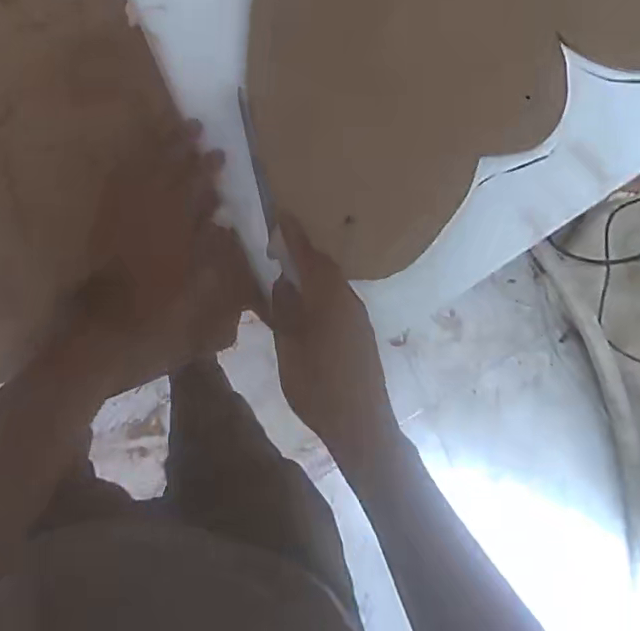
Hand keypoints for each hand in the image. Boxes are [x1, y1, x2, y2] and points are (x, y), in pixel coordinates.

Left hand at [62, 121, 249, 390]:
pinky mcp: (108, 214)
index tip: (219, 152)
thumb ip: (207, 242)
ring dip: (159, 147)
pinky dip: (133, 163)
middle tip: (195, 126)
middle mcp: (150, 208)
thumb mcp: (193, 274)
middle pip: (168, 167)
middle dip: (183, 145)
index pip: (195, 184)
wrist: (108, 315)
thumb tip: (220, 215)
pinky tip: (139, 155)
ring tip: (172, 129)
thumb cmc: (157, 299)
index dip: (207, 166)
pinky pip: (121, 180)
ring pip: (144, 167)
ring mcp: (126, 208)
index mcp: (175, 222)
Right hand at [266, 215, 399, 462]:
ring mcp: (357, 315)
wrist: (363, 425)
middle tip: (277, 246)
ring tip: (286, 275)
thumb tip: (281, 282)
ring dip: (311, 273)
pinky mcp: (361, 331)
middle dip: (301, 253)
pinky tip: (305, 305)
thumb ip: (284, 311)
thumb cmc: (319, 388)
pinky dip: (320, 292)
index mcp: (328, 299)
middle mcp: (348, 299)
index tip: (280, 215)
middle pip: (323, 266)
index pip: (308, 257)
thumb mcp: (289, 349)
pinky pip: (337, 298)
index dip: (293, 236)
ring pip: (331, 283)